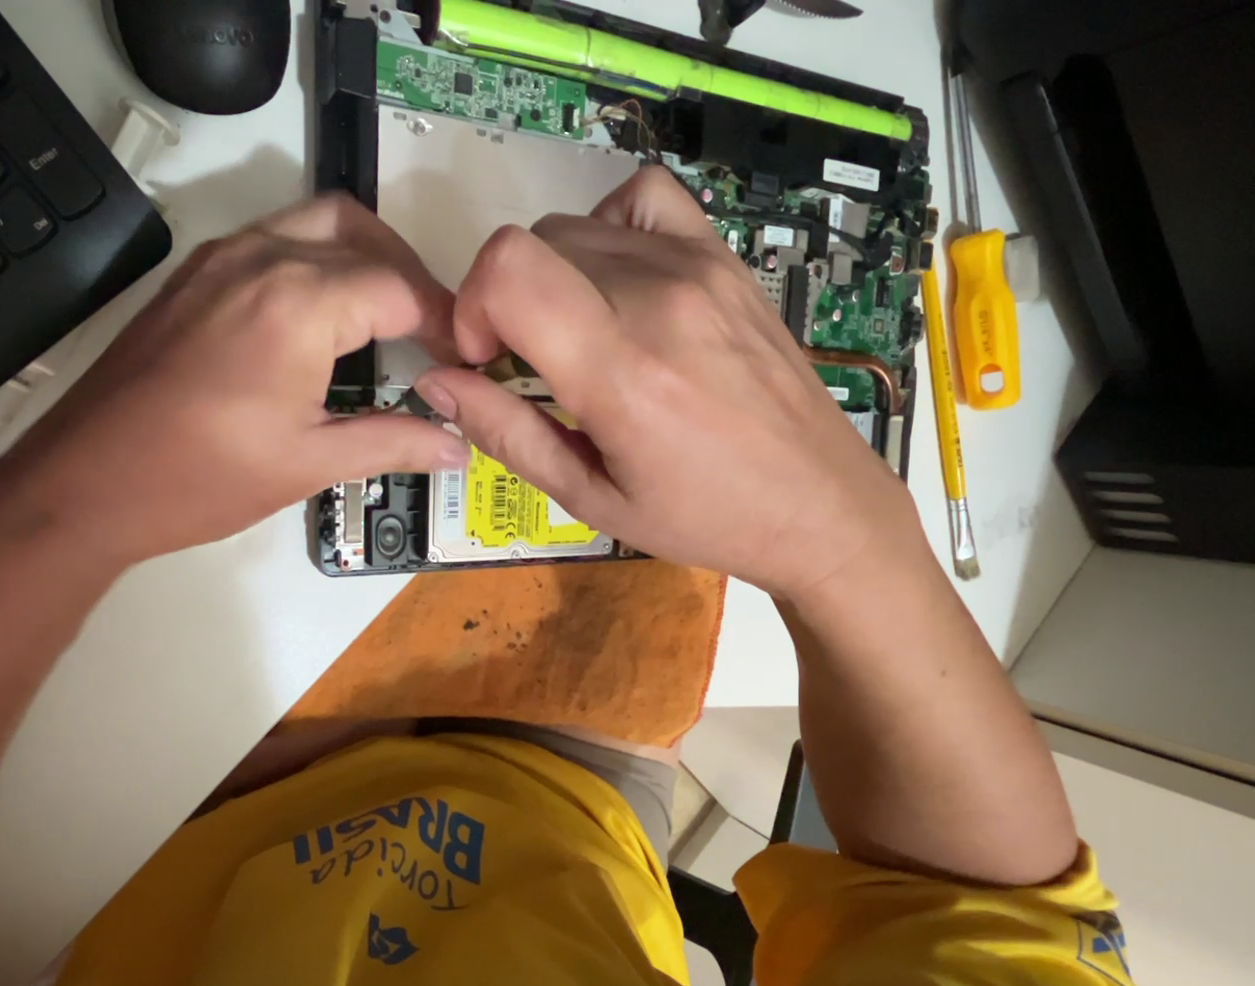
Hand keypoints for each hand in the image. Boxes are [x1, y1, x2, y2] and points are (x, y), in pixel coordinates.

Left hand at [0, 195, 468, 566]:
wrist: (85, 483)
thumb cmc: (201, 479)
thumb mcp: (309, 464)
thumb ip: (393, 442)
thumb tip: (458, 446)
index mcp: (299, 302)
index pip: (400, 287)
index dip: (441, 322)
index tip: (460, 360)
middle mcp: (261, 258)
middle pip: (361, 232)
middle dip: (407, 274)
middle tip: (427, 332)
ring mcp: (218, 259)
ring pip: (312, 221)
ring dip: (359, 255)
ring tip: (381, 319)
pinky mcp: (192, 276)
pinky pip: (270, 239)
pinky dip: (312, 260)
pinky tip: (317, 321)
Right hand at [412, 167, 923, 599]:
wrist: (818, 503)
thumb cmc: (701, 516)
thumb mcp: (589, 497)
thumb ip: (506, 432)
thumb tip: (436, 382)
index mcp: (620, 368)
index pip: (507, 268)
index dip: (472, 308)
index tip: (489, 362)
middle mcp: (658, 297)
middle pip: (532, 245)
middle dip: (504, 302)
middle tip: (531, 366)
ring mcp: (698, 266)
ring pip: (576, 226)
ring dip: (550, 278)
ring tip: (577, 337)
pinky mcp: (724, 258)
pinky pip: (643, 198)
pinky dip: (607, 227)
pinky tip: (615, 282)